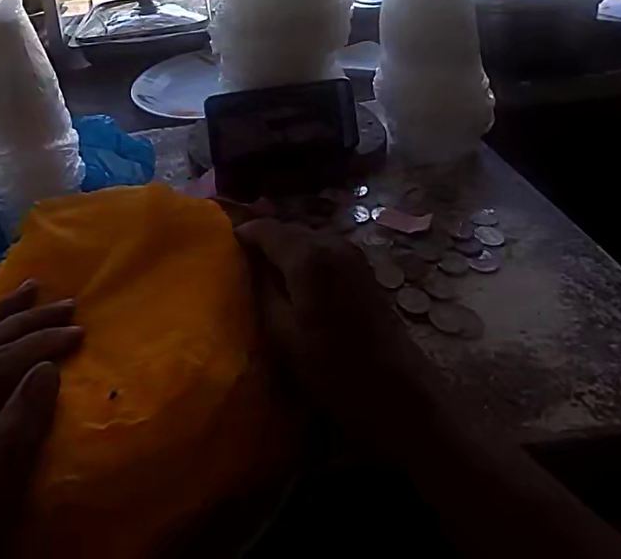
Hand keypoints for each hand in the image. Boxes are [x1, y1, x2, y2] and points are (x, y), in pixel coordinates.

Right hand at [234, 218, 442, 450]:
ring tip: (262, 271)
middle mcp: (331, 242)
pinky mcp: (362, 267)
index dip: (243, 233)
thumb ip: (262, 288)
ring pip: (306, 238)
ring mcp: (351, 253)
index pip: (266, 228)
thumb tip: (248, 260)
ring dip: (284, 248)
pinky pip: (323, 250)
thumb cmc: (334, 369)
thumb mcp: (283, 334)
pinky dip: (304, 257)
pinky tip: (294, 281)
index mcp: (308, 256)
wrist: (399, 392)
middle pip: (288, 229)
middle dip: (263, 239)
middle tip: (238, 260)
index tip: (221, 246)